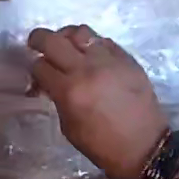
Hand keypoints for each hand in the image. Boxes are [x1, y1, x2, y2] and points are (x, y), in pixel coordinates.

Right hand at [28, 25, 166, 178]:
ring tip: (65, 45)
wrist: (144, 146)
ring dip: (66, 36)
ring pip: (80, 32)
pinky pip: (103, 41)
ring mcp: (108, 60)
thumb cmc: (102, 145)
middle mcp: (87, 68)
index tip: (36, 74)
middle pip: (53, 40)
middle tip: (35, 43)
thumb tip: (50, 83)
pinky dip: (91, 44)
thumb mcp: (69, 127)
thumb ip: (57, 99)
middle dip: (39, 39)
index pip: (40, 66)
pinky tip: (90, 54)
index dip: (33, 69)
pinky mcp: (126, 58)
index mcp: (69, 90)